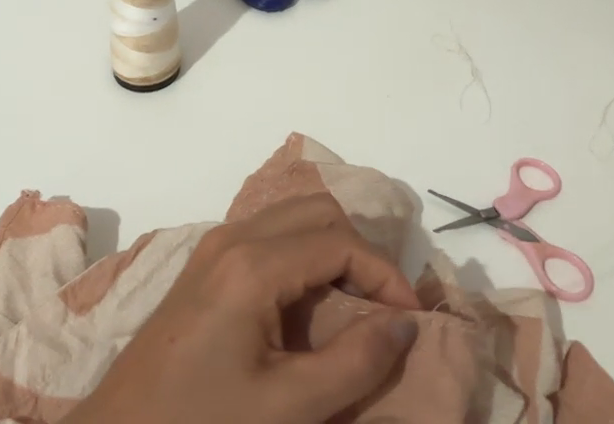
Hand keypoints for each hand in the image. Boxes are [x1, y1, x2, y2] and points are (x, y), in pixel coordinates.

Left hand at [62, 194, 420, 423]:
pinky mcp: (205, 265)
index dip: (385, 274)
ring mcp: (214, 247)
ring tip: (353, 306)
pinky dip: (302, 256)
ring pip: (291, 217)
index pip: (339, 240)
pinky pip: (268, 236)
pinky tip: (309, 307)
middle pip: (316, 210)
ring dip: (331, 249)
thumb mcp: (288, 406)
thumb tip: (405, 324)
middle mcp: (233, 237)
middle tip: (381, 307)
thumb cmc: (203, 419)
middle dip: (359, 251)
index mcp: (252, 264)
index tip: (410, 321)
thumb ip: (354, 363)